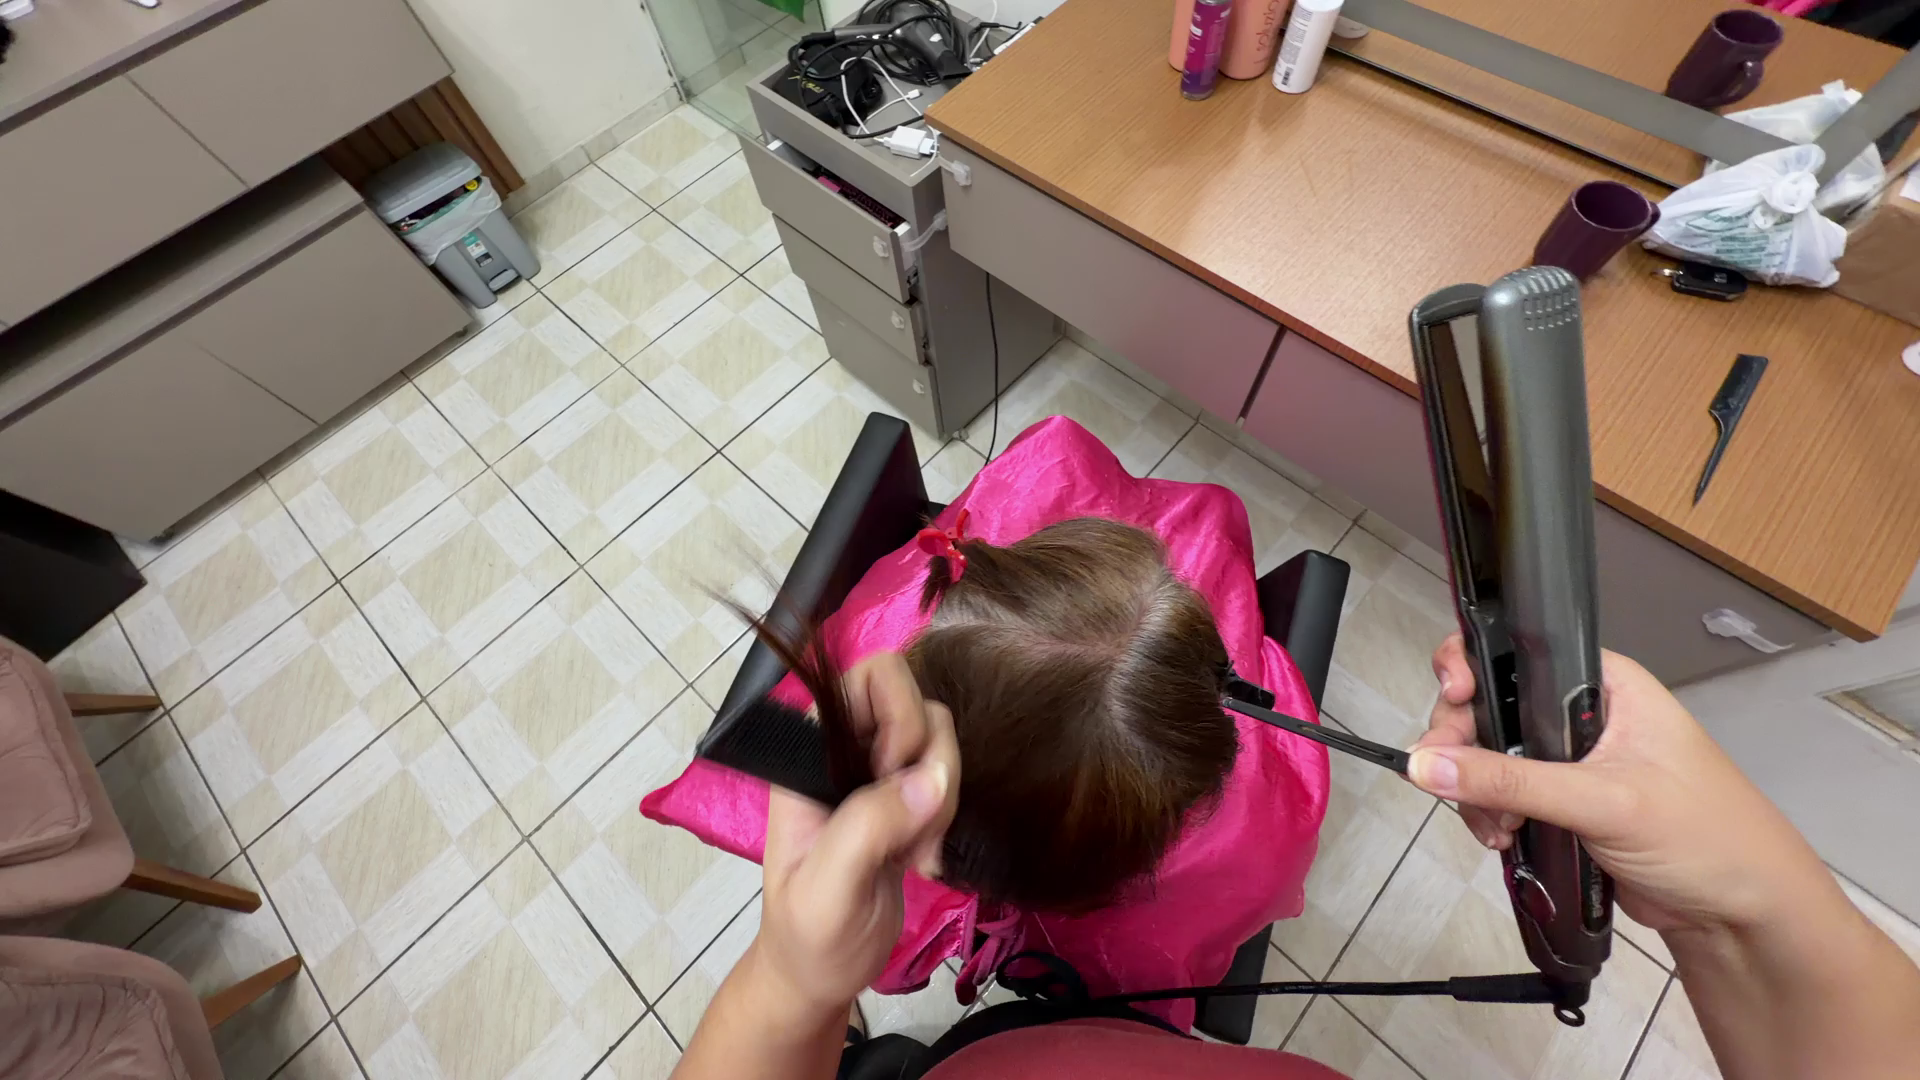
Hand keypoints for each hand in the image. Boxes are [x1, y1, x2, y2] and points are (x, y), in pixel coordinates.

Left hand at [751, 652, 959, 1022]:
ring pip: (940, 738)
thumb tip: (933, 779)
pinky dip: (946, 812)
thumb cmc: (808, 934)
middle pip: (916, 700)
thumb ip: (869, 826)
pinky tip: (920, 856)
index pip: (869, 678)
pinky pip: (947, 774)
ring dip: (940, 795)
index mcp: (814, 749)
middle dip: (928, 759)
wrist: (822, 974)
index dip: (896, 715)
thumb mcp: (825, 889)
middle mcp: (850, 745)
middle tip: (909, 820)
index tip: (890, 778)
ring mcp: (882, 769)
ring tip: (911, 851)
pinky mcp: (909, 794)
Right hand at [1407, 635, 1829, 937]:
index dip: (1470, 664)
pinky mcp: (1553, 795)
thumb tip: (1420, 765)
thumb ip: (1508, 781)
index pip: (1515, 651)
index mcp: (1601, 685)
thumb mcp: (1603, 802)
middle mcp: (1576, 710)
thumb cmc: (1704, 839)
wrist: (1748, 923)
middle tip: (1442, 775)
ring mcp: (1563, 755)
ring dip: (1470, 786)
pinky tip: (1498, 836)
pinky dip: (1484, 808)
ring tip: (1491, 826)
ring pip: (1482, 748)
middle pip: (1485, 702)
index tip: (1452, 696)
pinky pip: (1493, 787)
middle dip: (1460, 742)